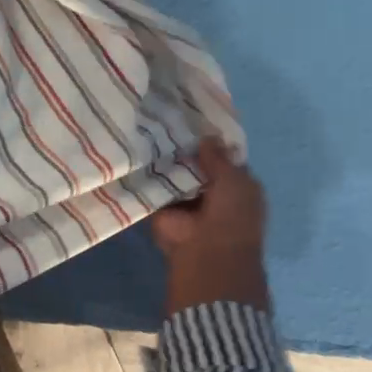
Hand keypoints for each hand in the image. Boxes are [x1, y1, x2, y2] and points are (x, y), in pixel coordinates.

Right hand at [152, 139, 270, 313]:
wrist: (207, 249)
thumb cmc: (232, 213)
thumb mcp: (234, 179)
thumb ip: (218, 158)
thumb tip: (207, 135)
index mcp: (236, 185)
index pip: (221, 159)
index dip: (209, 143)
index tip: (191, 123)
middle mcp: (210, 191)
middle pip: (193, 165)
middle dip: (182, 150)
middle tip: (164, 125)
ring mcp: (183, 200)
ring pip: (171, 175)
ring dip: (162, 162)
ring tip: (146, 135)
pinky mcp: (160, 208)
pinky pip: (151, 188)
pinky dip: (145, 177)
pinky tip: (136, 155)